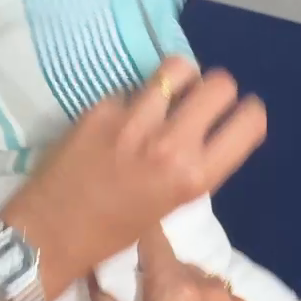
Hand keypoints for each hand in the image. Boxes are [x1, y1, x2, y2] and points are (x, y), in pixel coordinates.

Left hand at [2, 57, 265, 297]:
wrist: (51, 232)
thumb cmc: (115, 231)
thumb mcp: (172, 204)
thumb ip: (195, 164)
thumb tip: (206, 126)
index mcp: (194, 177)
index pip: (249, 121)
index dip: (247, 111)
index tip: (237, 112)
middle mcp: (170, 144)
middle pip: (220, 83)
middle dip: (216, 88)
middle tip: (200, 100)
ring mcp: (135, 120)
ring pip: (178, 68)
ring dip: (178, 79)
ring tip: (167, 93)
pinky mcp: (103, 107)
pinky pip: (134, 86)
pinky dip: (135, 97)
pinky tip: (122, 117)